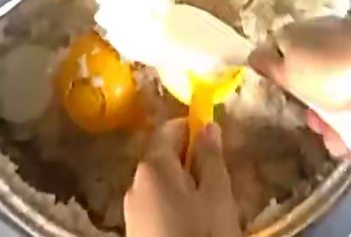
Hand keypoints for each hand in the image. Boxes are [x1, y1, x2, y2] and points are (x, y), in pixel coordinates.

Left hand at [125, 119, 241, 236]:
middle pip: (165, 158)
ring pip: (162, 185)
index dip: (194, 130)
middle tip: (218, 183)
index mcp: (152, 166)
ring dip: (185, 189)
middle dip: (191, 164)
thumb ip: (211, 157)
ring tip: (210, 211)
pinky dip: (175, 210)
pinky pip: (157, 208)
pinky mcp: (135, 236)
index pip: (170, 129)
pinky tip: (194, 229)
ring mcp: (132, 213)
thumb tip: (207, 125)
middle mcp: (135, 183)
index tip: (216, 145)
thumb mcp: (217, 197)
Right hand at [248, 18, 350, 164]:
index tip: (287, 105)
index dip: (281, 83)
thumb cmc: (329, 71)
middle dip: (314, 112)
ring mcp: (346, 53)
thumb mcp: (291, 72)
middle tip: (320, 135)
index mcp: (296, 37)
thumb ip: (269, 66)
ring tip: (344, 151)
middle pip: (310, 79)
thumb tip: (251, 54)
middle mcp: (318, 40)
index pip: (280, 56)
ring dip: (336, 124)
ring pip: (335, 92)